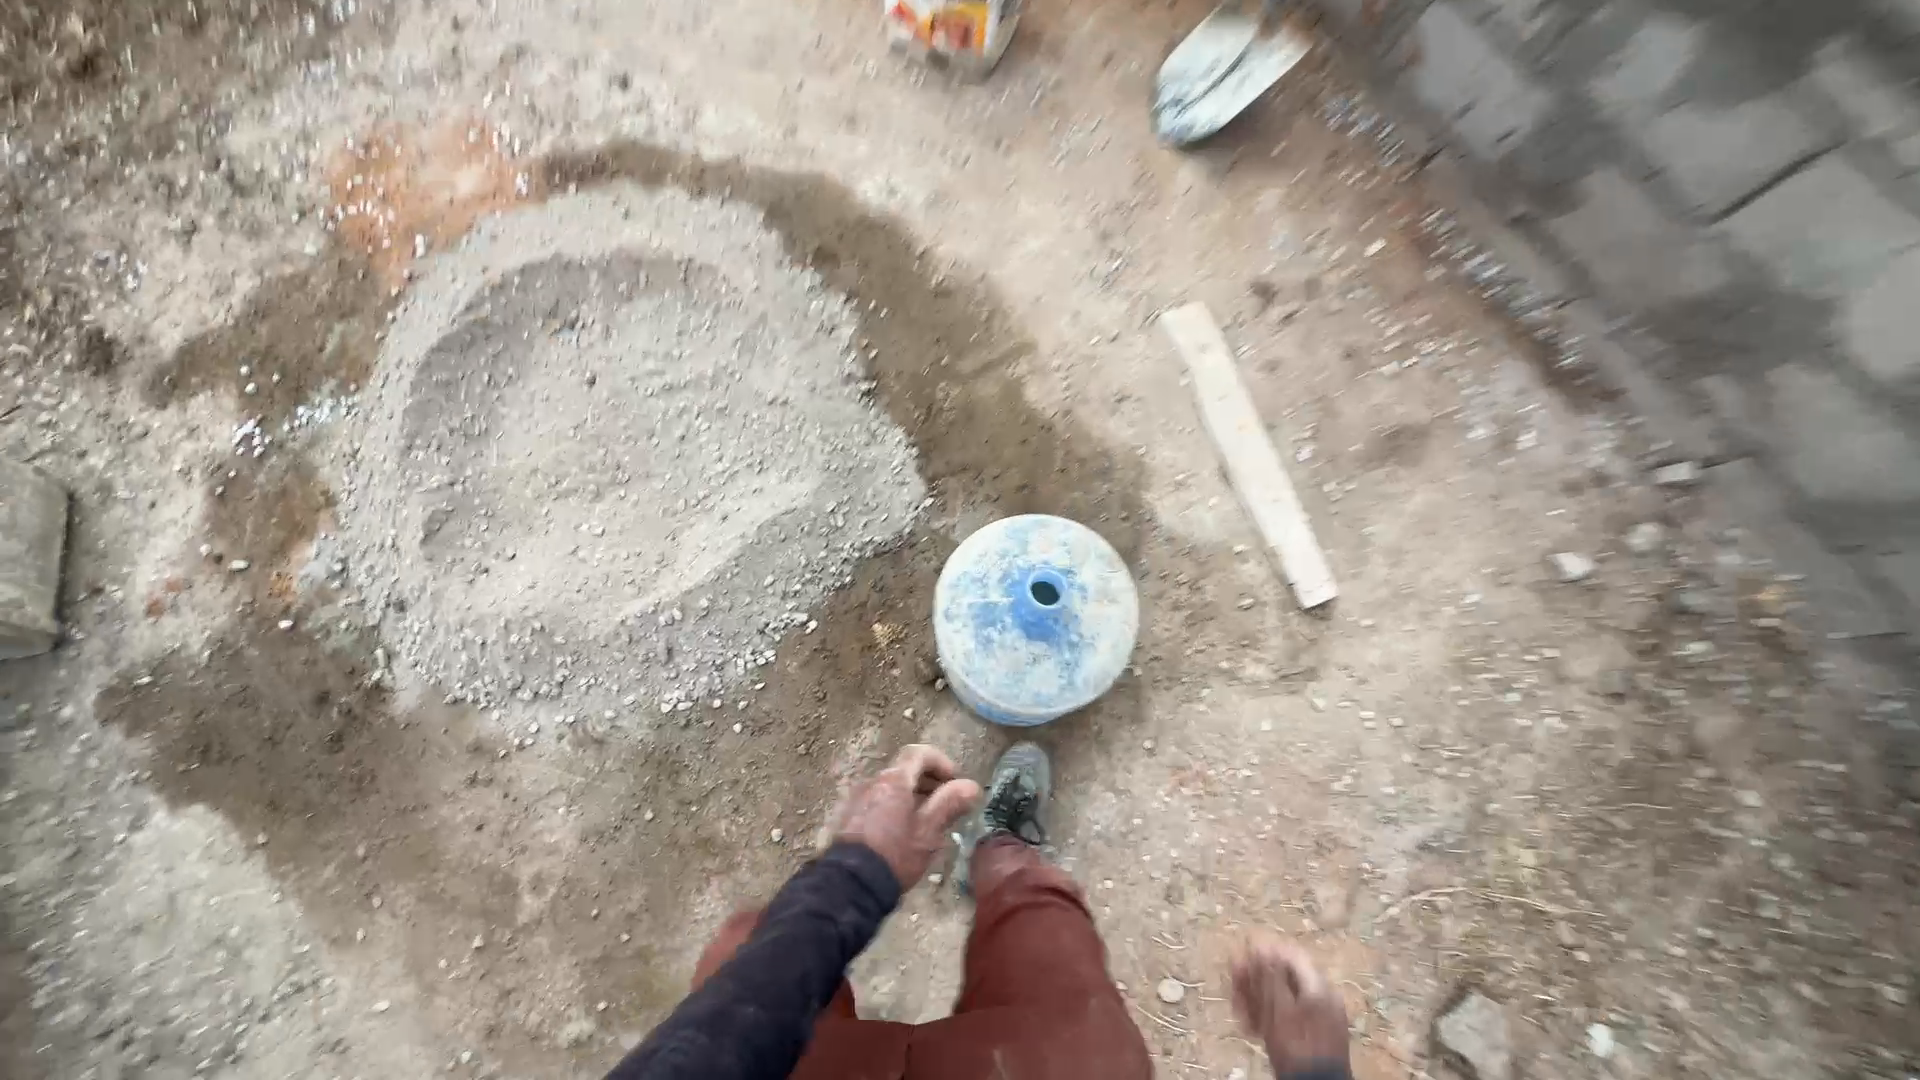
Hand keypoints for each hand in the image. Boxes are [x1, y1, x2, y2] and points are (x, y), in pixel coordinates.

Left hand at [826, 745, 981, 889]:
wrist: (850, 885)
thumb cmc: (895, 854)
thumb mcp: (928, 832)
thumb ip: (949, 804)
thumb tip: (971, 785)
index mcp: (893, 780)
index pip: (919, 753)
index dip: (941, 762)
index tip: (955, 781)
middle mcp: (872, 782)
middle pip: (905, 769)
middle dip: (929, 781)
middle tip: (947, 802)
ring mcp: (857, 799)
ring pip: (891, 787)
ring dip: (913, 795)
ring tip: (928, 820)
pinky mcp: (849, 818)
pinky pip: (878, 801)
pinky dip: (896, 806)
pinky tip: (904, 832)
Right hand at [1231, 934, 1350, 1076]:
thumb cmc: (1295, 1045)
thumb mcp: (1278, 1008)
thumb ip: (1269, 974)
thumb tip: (1259, 944)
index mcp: (1318, 986)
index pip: (1289, 953)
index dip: (1263, 950)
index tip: (1241, 955)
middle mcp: (1321, 996)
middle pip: (1283, 974)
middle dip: (1255, 977)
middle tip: (1234, 982)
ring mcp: (1318, 1016)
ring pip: (1282, 994)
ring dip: (1256, 996)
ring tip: (1238, 1007)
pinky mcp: (1311, 1032)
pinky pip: (1287, 1013)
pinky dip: (1267, 1014)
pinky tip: (1251, 1022)